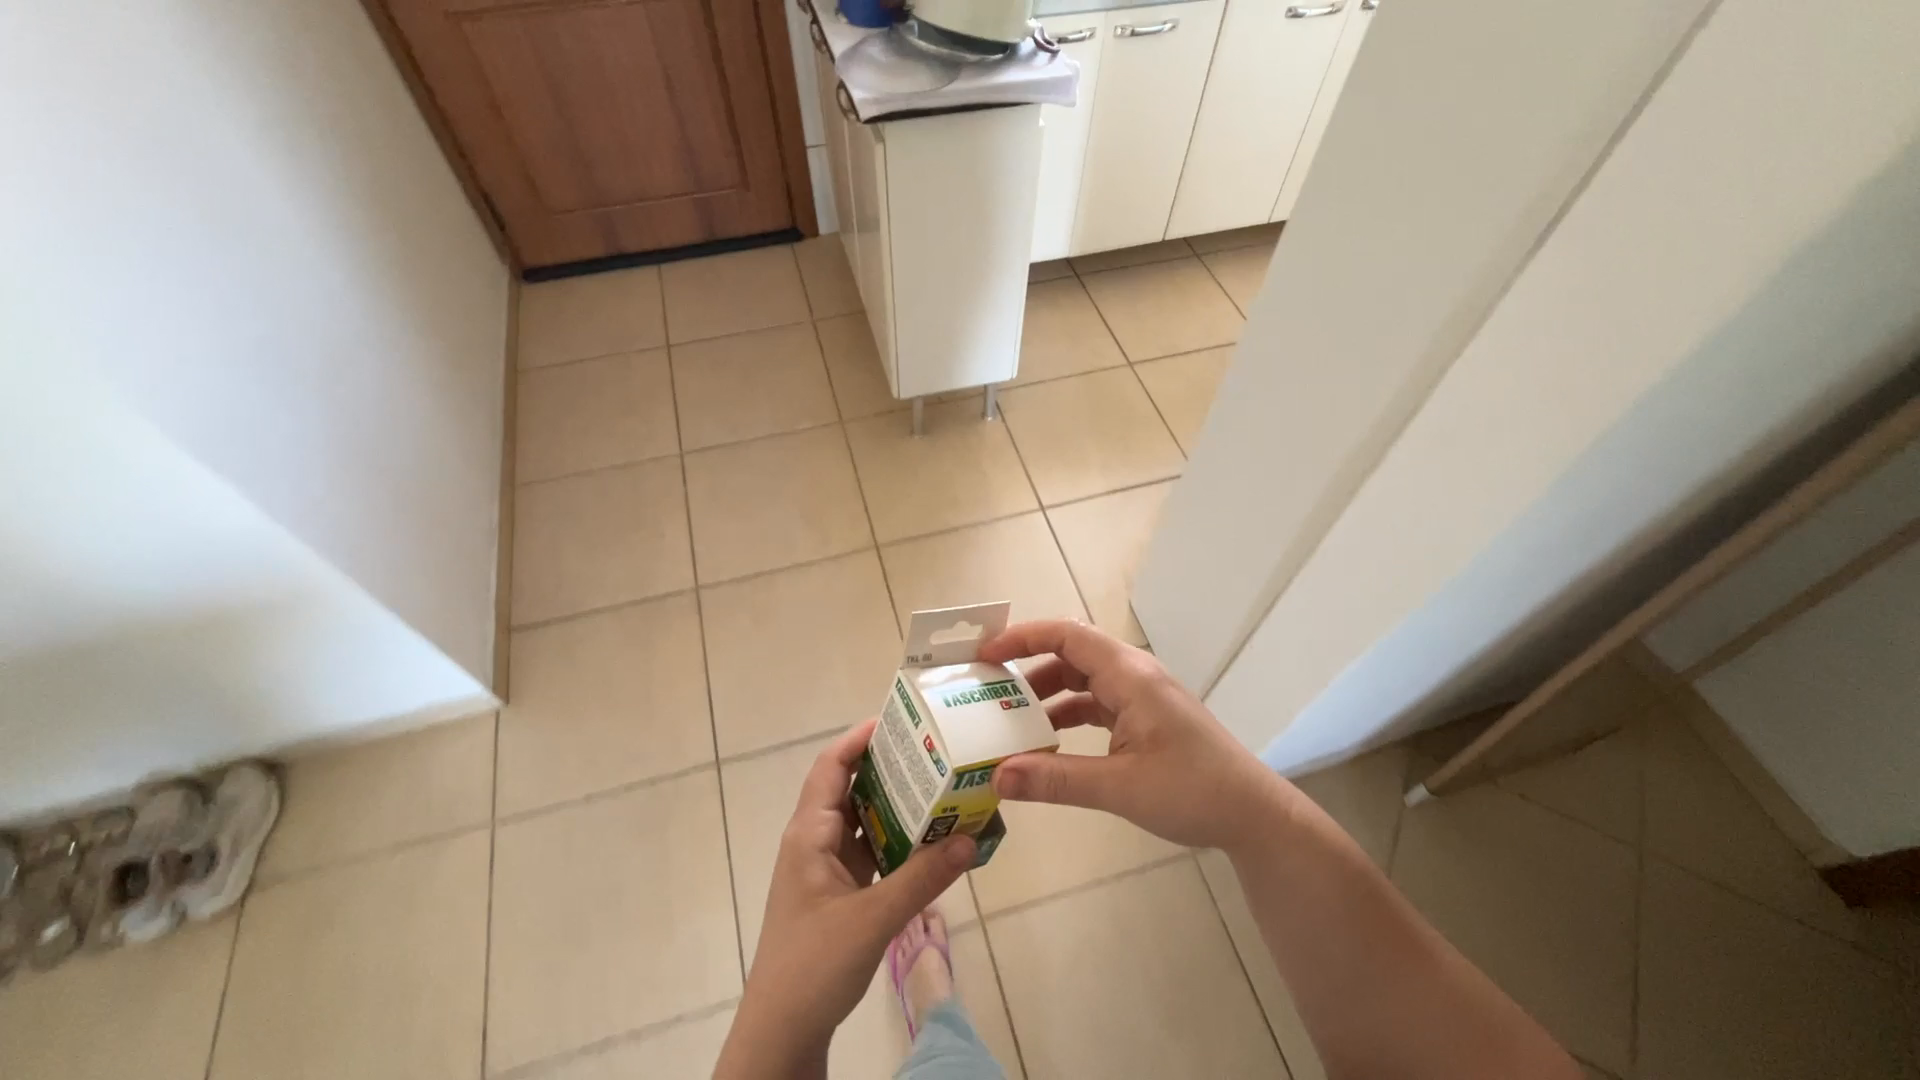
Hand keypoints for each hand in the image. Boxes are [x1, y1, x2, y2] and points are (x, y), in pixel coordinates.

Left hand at [716, 718, 974, 1078]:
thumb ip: (923, 877)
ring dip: (898, 807)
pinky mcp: (839, 894)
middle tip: (934, 753)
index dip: (860, 739)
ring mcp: (826, 869)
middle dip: (889, 769)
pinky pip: (872, 853)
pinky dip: (898, 843)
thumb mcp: (873, 918)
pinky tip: (931, 843)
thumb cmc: (814, 964)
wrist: (782, 1029)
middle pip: (851, 788)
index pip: (831, 766)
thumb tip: (971, 837)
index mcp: (809, 834)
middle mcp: (815, 842)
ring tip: (941, 789)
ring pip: (864, 822)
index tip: (900, 721)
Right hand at [980, 620, 1291, 853]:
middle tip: (985, 689)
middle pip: (1070, 655)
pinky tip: (1045, 743)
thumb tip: (997, 777)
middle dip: (1026, 668)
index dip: (1023, 637)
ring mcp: (1141, 698)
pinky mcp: (1145, 720)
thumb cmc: (1193, 791)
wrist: (1253, 814)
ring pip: (1081, 681)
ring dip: (1045, 696)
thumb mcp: (1120, 787)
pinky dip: (1067, 716)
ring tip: (1006, 719)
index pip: (1067, 635)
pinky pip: (1096, 704)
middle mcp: (1134, 676)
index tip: (984, 655)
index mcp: (1130, 676)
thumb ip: (1056, 780)